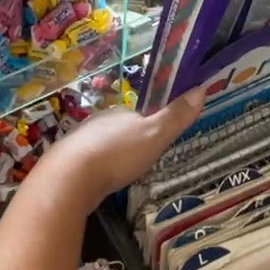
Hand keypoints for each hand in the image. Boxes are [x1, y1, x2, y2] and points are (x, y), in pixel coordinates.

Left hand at [28, 88, 205, 215]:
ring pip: (102, 144)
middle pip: (120, 128)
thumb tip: (201, 88)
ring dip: (112, 155)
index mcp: (120, 111)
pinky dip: (97, 169)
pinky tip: (100, 182)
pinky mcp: (68, 161)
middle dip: (130, 141)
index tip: (157, 139)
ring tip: (123, 173)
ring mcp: (80, 140)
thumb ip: (176, 116)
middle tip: (142, 161)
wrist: (71, 177)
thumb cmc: (118, 153)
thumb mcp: (155, 135)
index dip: (150, 124)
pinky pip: (88, 161)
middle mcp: (98, 120)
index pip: (139, 113)